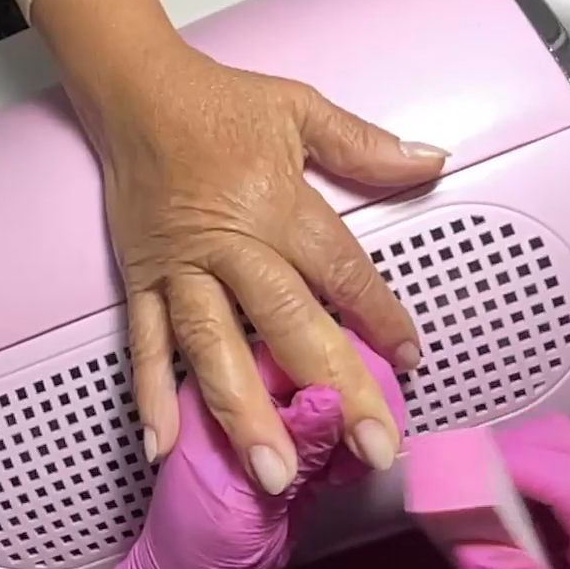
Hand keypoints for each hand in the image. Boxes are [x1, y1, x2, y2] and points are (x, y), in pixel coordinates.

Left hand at [72, 336, 404, 568]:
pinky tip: (361, 465)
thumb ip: (292, 450)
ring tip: (373, 452)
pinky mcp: (290, 448)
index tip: (373, 394)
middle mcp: (240, 397)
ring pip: (325, 399)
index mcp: (213, 395)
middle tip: (380, 432)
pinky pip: (329, 431)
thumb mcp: (245, 501)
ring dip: (356, 422)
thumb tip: (334, 394)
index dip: (329, 369)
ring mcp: (266, 421)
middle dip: (351, 396)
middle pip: (308, 370)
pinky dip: (350, 445)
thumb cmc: (201, 549)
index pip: (278, 355)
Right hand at [83, 36, 445, 491]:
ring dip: (241, 410)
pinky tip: (164, 447)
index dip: (377, 315)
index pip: (339, 268)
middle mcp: (229, 244)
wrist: (135, 94)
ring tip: (272, 474)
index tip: (407, 361)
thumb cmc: (220, 104)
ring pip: (212, 345)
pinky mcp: (142, 280)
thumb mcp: (298, 109)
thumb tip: (433, 159)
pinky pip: (145, 343)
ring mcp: (180, 269)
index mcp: (275, 203)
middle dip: (329, 386)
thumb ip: (364, 144)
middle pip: (285, 321)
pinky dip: (150, 394)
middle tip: (369, 450)